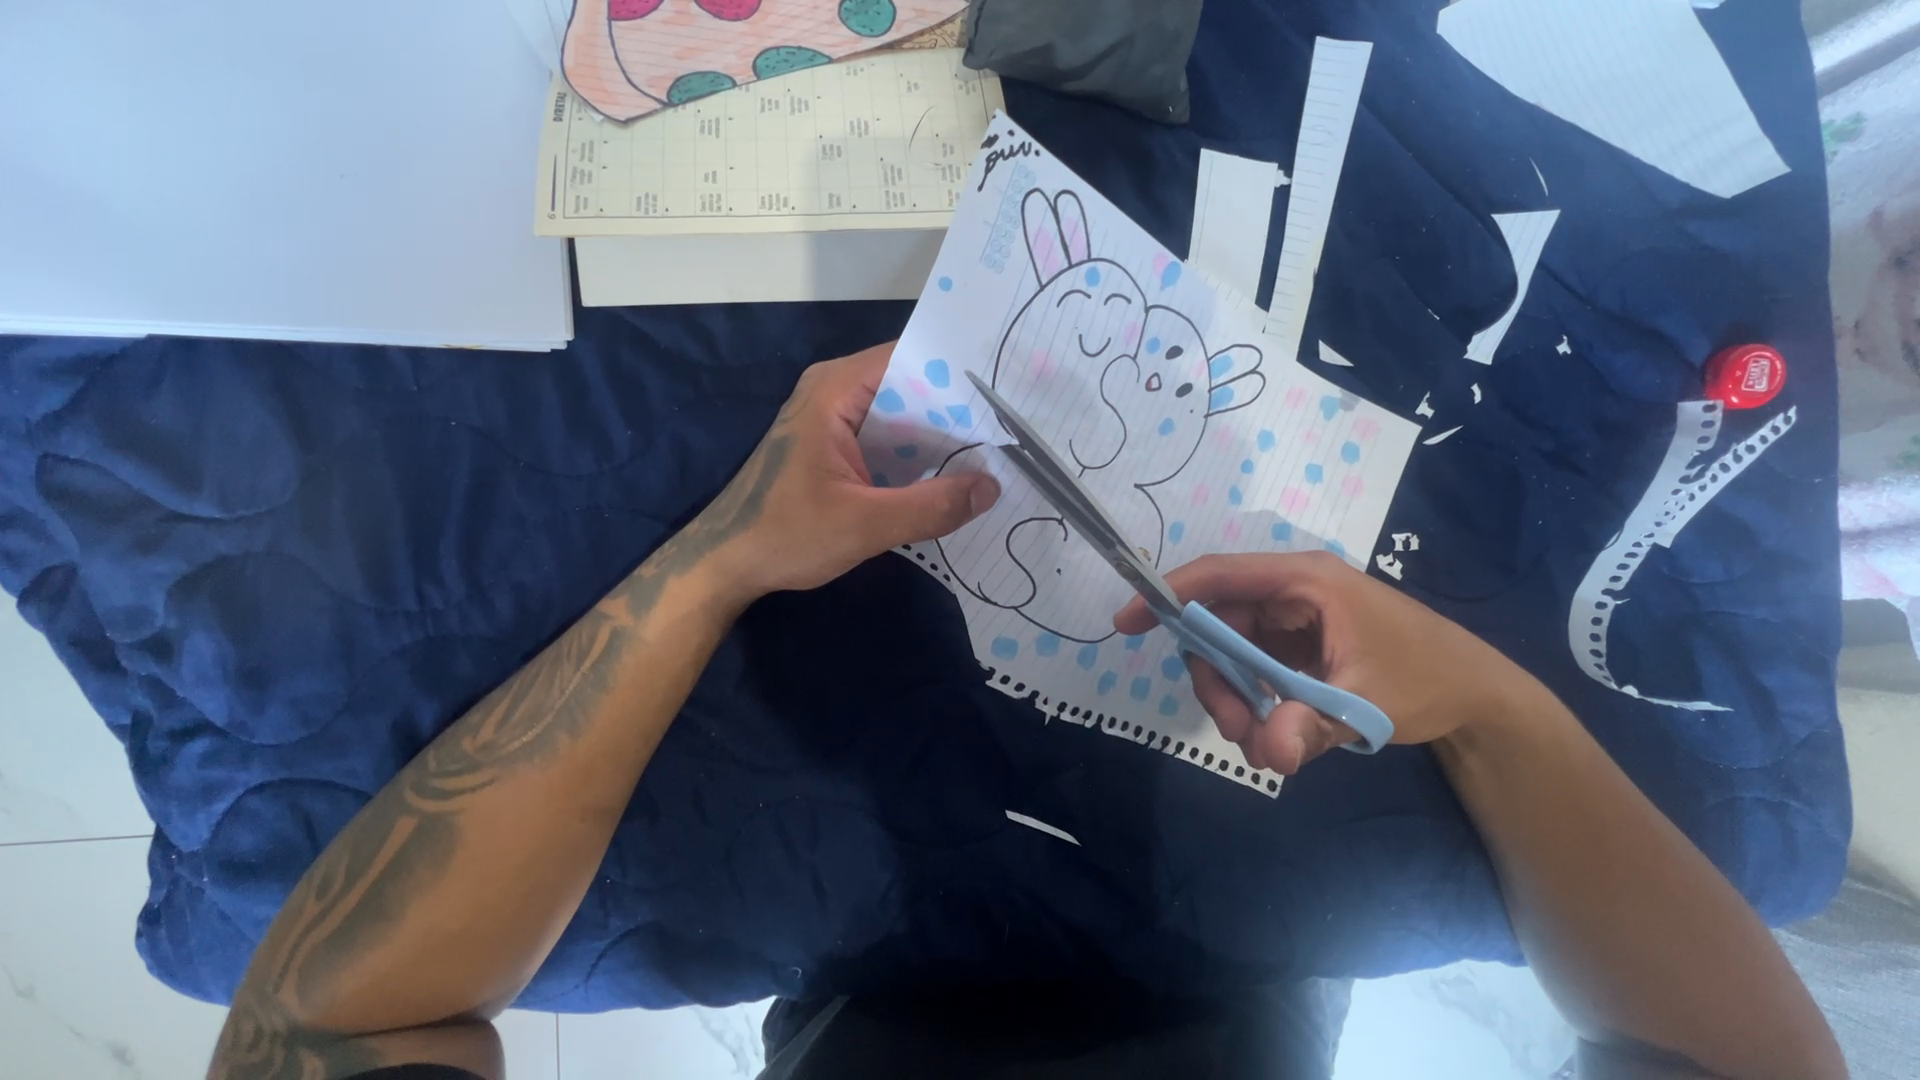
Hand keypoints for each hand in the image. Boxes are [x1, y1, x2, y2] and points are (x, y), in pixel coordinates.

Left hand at [692, 343, 999, 606]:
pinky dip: (918, 456)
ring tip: (997, 452)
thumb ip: (931, 507)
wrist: (724, 563)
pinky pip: (888, 439)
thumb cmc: (785, 535)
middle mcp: (835, 391)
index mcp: (836, 390)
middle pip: (912, 386)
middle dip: (958, 410)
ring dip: (941, 437)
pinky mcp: (835, 446)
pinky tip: (954, 476)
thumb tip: (992, 489)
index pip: (912, 358)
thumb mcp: (865, 525)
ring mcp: (834, 419)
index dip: (960, 374)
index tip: (1007, 394)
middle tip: (1013, 429)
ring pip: (903, 416)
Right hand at [1113, 552, 1541, 774]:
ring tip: (1262, 745)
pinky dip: (1252, 700)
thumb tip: (1264, 754)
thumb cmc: (1428, 680)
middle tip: (1235, 731)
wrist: (1480, 697)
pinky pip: (1253, 666)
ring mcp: (1293, 620)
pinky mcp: (1299, 645)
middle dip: (1215, 679)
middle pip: (1218, 624)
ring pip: (1231, 650)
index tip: (1126, 624)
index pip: (1218, 576)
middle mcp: (1291, 592)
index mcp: (1304, 581)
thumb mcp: (1367, 705)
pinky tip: (1272, 734)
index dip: (1167, 594)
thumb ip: (1311, 726)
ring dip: (1233, 698)